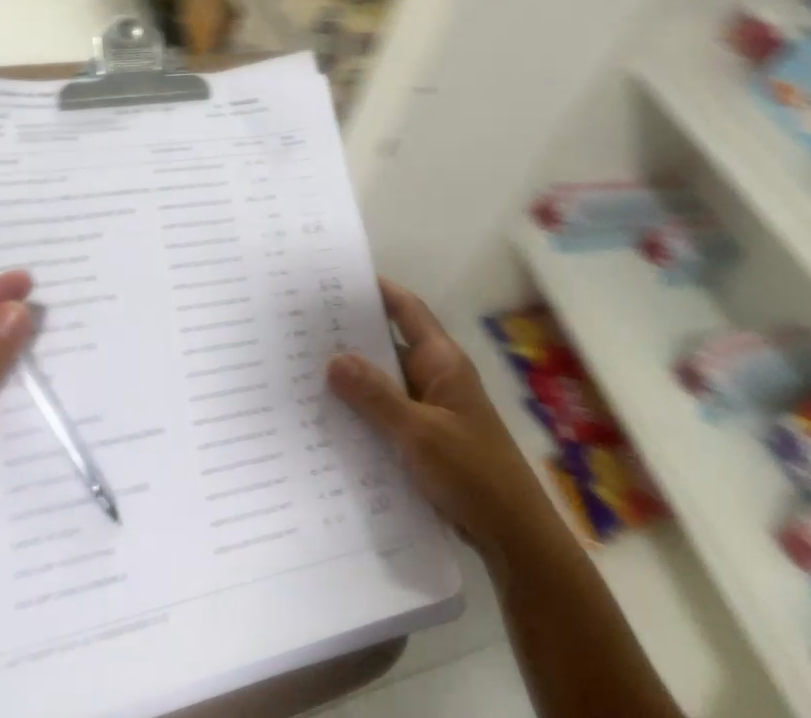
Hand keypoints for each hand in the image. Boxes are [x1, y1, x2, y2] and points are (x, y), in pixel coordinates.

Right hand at [327, 279, 556, 557]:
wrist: (510, 532)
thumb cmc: (472, 472)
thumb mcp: (419, 432)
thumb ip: (376, 396)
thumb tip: (333, 358)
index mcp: (444, 363)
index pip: (408, 311)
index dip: (379, 291)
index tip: (338, 278)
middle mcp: (437, 379)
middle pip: (390, 347)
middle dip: (352, 338)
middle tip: (301, 330)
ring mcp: (432, 412)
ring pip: (386, 386)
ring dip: (353, 382)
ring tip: (300, 373)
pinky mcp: (425, 443)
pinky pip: (388, 418)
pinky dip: (363, 417)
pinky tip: (326, 424)